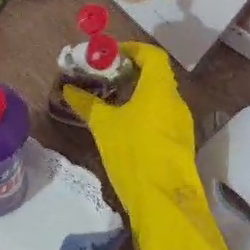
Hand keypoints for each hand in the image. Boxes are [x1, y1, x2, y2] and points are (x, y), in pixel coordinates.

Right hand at [65, 42, 240, 249]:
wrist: (164, 200)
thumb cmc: (133, 153)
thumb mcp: (104, 126)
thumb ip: (87, 104)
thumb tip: (68, 89)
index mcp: (161, 89)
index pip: (152, 55)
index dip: (132, 50)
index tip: (111, 54)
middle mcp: (176, 102)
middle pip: (156, 77)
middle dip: (131, 74)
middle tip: (105, 79)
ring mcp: (181, 124)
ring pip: (159, 99)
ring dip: (137, 96)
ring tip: (110, 103)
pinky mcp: (179, 144)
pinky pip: (161, 118)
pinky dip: (144, 114)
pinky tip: (124, 127)